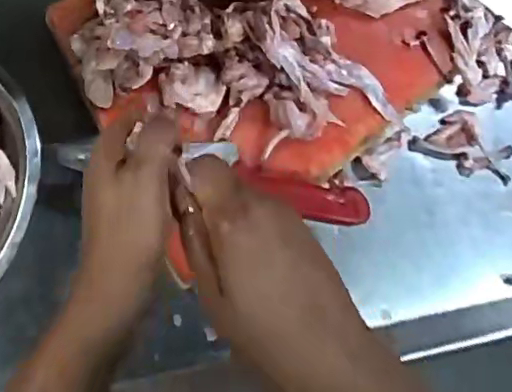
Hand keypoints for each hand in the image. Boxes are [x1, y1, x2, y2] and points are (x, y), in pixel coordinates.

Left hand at [9, 106, 176, 391]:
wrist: (116, 295)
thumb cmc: (131, 230)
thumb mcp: (147, 175)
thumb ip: (156, 137)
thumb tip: (165, 113)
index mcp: (104, 157)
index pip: (125, 119)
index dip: (148, 112)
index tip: (178, 113)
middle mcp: (105, 174)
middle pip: (137, 144)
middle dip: (163, 142)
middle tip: (192, 146)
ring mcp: (115, 200)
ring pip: (146, 171)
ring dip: (168, 169)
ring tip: (193, 173)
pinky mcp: (127, 224)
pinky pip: (149, 196)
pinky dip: (166, 193)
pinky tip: (183, 202)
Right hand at [174, 157, 423, 391]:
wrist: (330, 348)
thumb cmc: (262, 329)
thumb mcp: (211, 295)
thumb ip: (192, 240)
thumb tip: (182, 202)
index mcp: (233, 214)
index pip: (203, 162)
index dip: (187, 175)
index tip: (181, 203)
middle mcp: (259, 199)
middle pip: (223, 175)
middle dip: (208, 195)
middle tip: (204, 233)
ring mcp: (282, 206)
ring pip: (243, 190)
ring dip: (230, 209)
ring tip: (231, 251)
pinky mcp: (299, 219)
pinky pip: (263, 205)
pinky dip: (252, 219)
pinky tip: (257, 256)